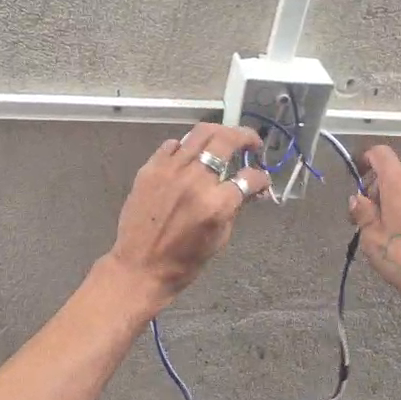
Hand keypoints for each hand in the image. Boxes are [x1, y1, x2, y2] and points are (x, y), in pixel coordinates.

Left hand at [101, 123, 267, 314]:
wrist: (139, 266)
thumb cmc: (184, 261)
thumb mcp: (219, 238)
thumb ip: (234, 207)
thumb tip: (248, 188)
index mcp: (216, 204)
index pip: (249, 177)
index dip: (261, 177)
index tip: (261, 178)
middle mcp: (195, 180)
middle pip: (225, 140)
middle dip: (244, 136)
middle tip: (250, 142)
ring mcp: (170, 170)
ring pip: (200, 134)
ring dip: (218, 134)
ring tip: (224, 140)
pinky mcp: (150, 168)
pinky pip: (172, 145)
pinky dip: (186, 147)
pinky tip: (189, 156)